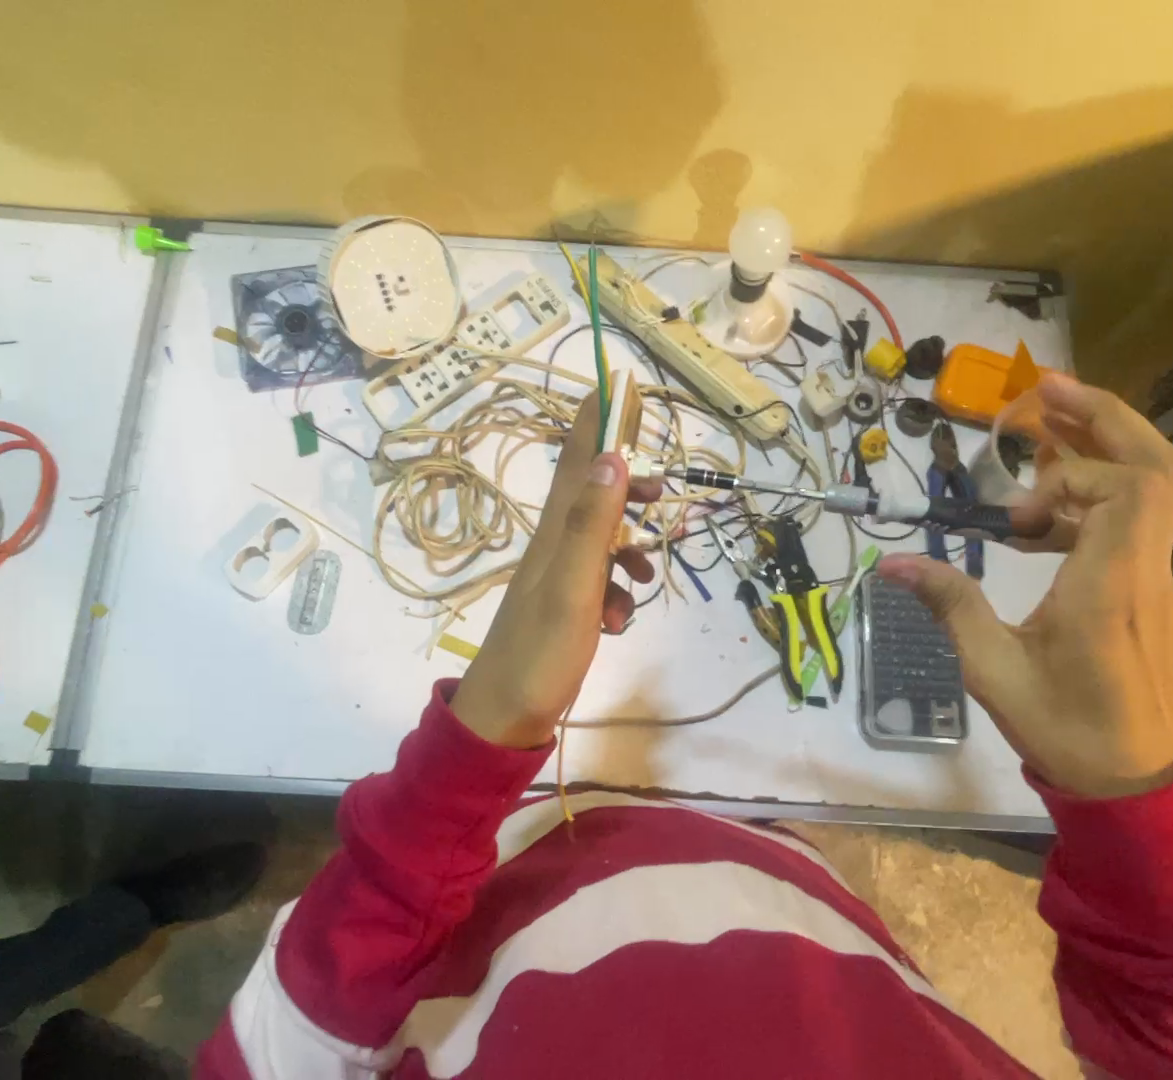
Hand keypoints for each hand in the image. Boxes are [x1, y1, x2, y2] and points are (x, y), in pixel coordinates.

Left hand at [451, 402, 659, 747]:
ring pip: (605, 536)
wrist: (506, 716)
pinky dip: (620, 590)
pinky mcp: (566, 603)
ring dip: (632, 547)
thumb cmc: (540, 652)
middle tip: (666, 491)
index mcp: (556, 528)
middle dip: (632, 484)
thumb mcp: (573, 586)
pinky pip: (602, 578)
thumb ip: (592, 522)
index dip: (598, 416)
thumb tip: (612, 454)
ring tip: (647, 571)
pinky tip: (622, 619)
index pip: (577, 455)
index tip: (621, 381)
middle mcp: (556, 541)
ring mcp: (559, 573)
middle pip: (596, 488)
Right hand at [876, 374, 1172, 797]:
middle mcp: (1144, 568)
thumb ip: (948, 604)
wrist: (1133, 780)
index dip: (1072, 473)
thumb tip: (890, 561)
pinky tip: (1039, 517)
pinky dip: (1091, 494)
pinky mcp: (1144, 588)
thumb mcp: (991, 668)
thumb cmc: (1063, 727)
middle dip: (1104, 417)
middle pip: (1156, 466)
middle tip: (1043, 390)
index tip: (1015, 516)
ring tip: (1038, 429)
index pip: (1128, 487)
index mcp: (1111, 584)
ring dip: (1099, 448)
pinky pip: (1131, 518)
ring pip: (1151, 486)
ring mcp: (1152, 577)